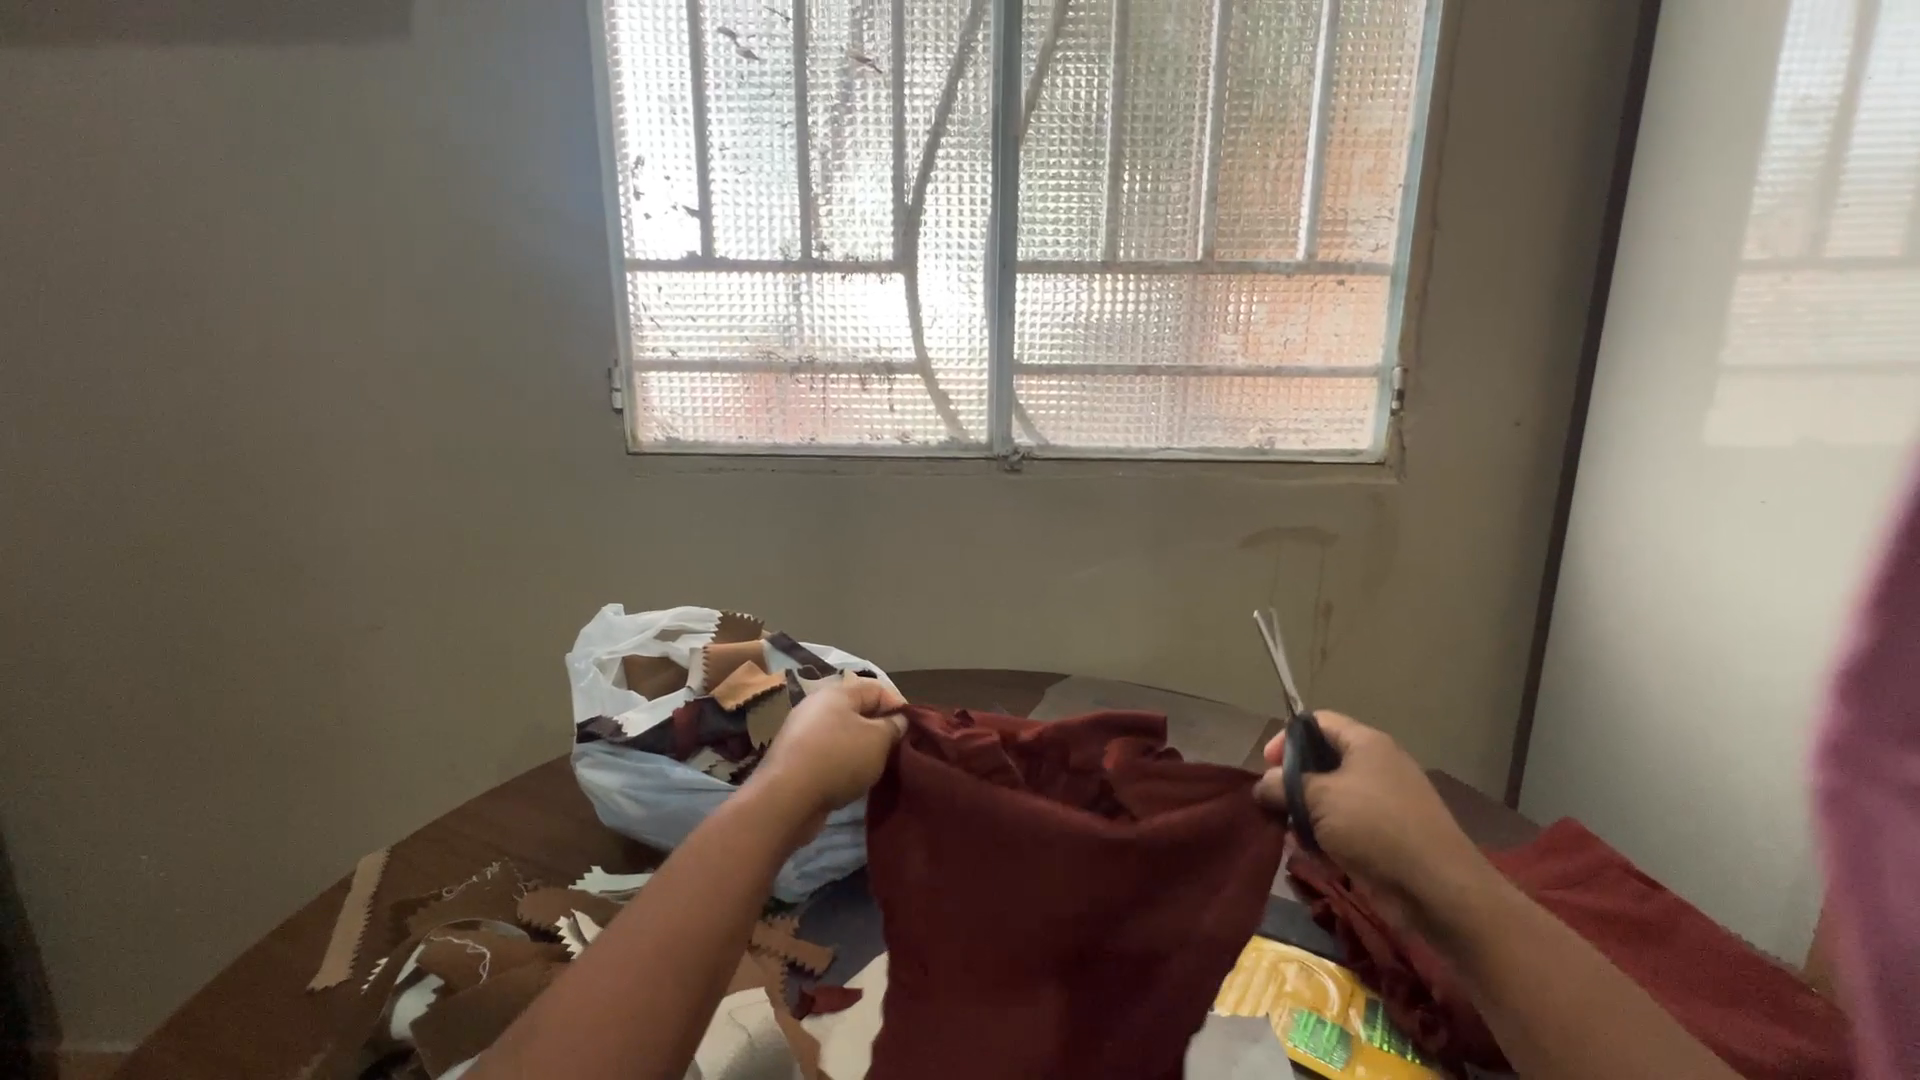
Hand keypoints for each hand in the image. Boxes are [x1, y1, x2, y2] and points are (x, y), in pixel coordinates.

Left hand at [749, 675, 906, 820]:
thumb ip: (894, 726)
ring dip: (863, 748)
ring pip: (844, 734)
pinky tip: (854, 779)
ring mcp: (803, 733)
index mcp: (836, 693)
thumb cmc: (838, 759)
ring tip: (878, 767)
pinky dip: (844, 763)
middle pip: (859, 711)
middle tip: (897, 749)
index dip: (899, 705)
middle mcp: (817, 707)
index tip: (912, 729)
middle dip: (881, 728)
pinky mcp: (796, 759)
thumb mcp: (878, 740)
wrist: (786, 799)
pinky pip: (829, 753)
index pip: (877, 688)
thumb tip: (900, 719)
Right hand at [1254, 711, 1491, 931]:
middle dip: (1292, 784)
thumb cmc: (1375, 828)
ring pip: (1329, 799)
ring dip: (1306, 816)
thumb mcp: (1318, 798)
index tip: (1268, 766)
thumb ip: (1283, 785)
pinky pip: (1344, 827)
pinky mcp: (1384, 836)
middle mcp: (1375, 767)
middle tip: (1276, 805)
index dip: (1287, 738)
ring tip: (1293, 838)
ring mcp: (1382, 803)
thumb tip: (1264, 786)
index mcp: (1365, 744)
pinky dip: (1325, 838)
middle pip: (1321, 762)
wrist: (1437, 889)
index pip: (1317, 722)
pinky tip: (1314, 857)